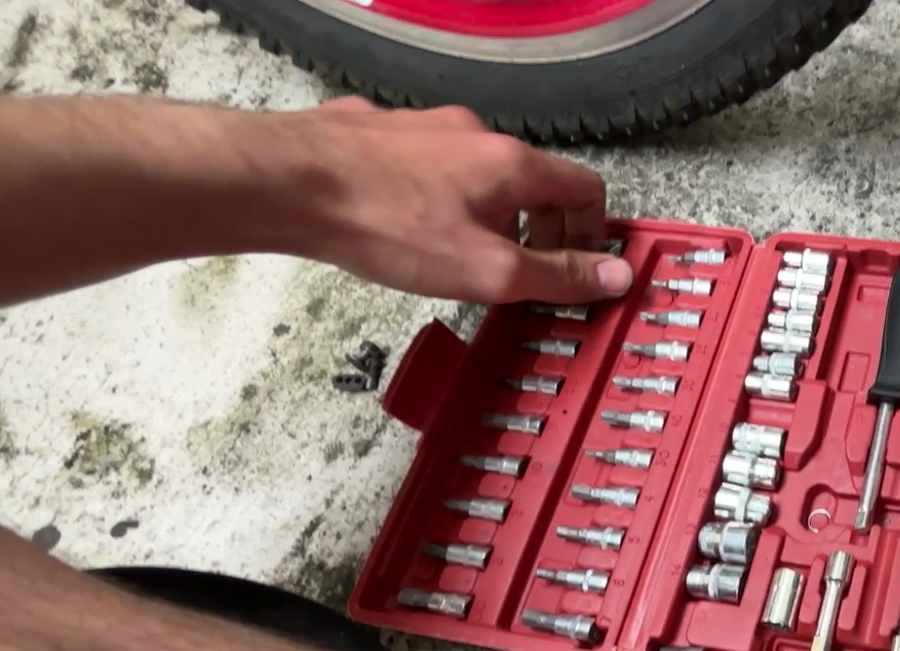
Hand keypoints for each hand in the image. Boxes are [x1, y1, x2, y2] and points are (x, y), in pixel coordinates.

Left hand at [268, 97, 630, 305]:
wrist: (278, 182)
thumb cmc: (393, 229)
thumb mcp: (494, 271)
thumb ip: (563, 276)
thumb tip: (621, 276)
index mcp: (513, 163)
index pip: (587, 188)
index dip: (595, 234)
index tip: (577, 269)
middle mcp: (475, 132)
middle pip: (537, 182)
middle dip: (544, 231)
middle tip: (523, 273)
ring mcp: (423, 125)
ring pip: (483, 174)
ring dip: (494, 217)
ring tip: (464, 255)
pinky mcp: (378, 130)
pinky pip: (433, 165)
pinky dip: (444, 198)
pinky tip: (413, 225)